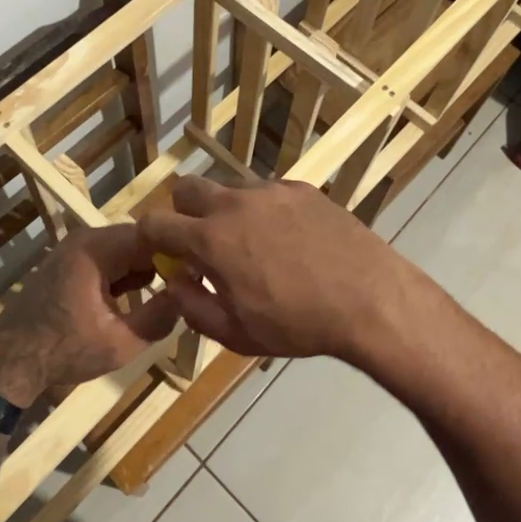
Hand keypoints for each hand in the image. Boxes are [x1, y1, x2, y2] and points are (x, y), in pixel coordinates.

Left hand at [0, 224, 179, 406]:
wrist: (10, 362)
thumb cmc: (64, 351)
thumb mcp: (120, 343)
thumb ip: (159, 317)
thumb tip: (189, 296)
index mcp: (96, 250)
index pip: (150, 235)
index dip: (179, 251)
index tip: (202, 272)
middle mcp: (86, 239)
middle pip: (140, 239)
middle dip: (165, 260)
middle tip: (190, 284)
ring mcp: (77, 249)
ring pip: (126, 250)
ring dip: (147, 268)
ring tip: (173, 291)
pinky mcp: (73, 262)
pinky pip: (111, 259)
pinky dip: (127, 275)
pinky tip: (143, 297)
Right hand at [136, 176, 418, 363]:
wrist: (369, 298)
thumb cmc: (298, 324)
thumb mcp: (236, 334)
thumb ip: (192, 307)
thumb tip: (175, 281)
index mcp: (210, 239)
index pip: (154, 223)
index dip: (150, 240)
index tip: (164, 257)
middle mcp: (233, 203)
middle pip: (185, 189)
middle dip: (182, 213)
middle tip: (203, 245)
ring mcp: (269, 190)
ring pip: (227, 188)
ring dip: (224, 211)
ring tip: (252, 244)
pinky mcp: (300, 187)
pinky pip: (265, 191)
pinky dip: (261, 210)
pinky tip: (287, 239)